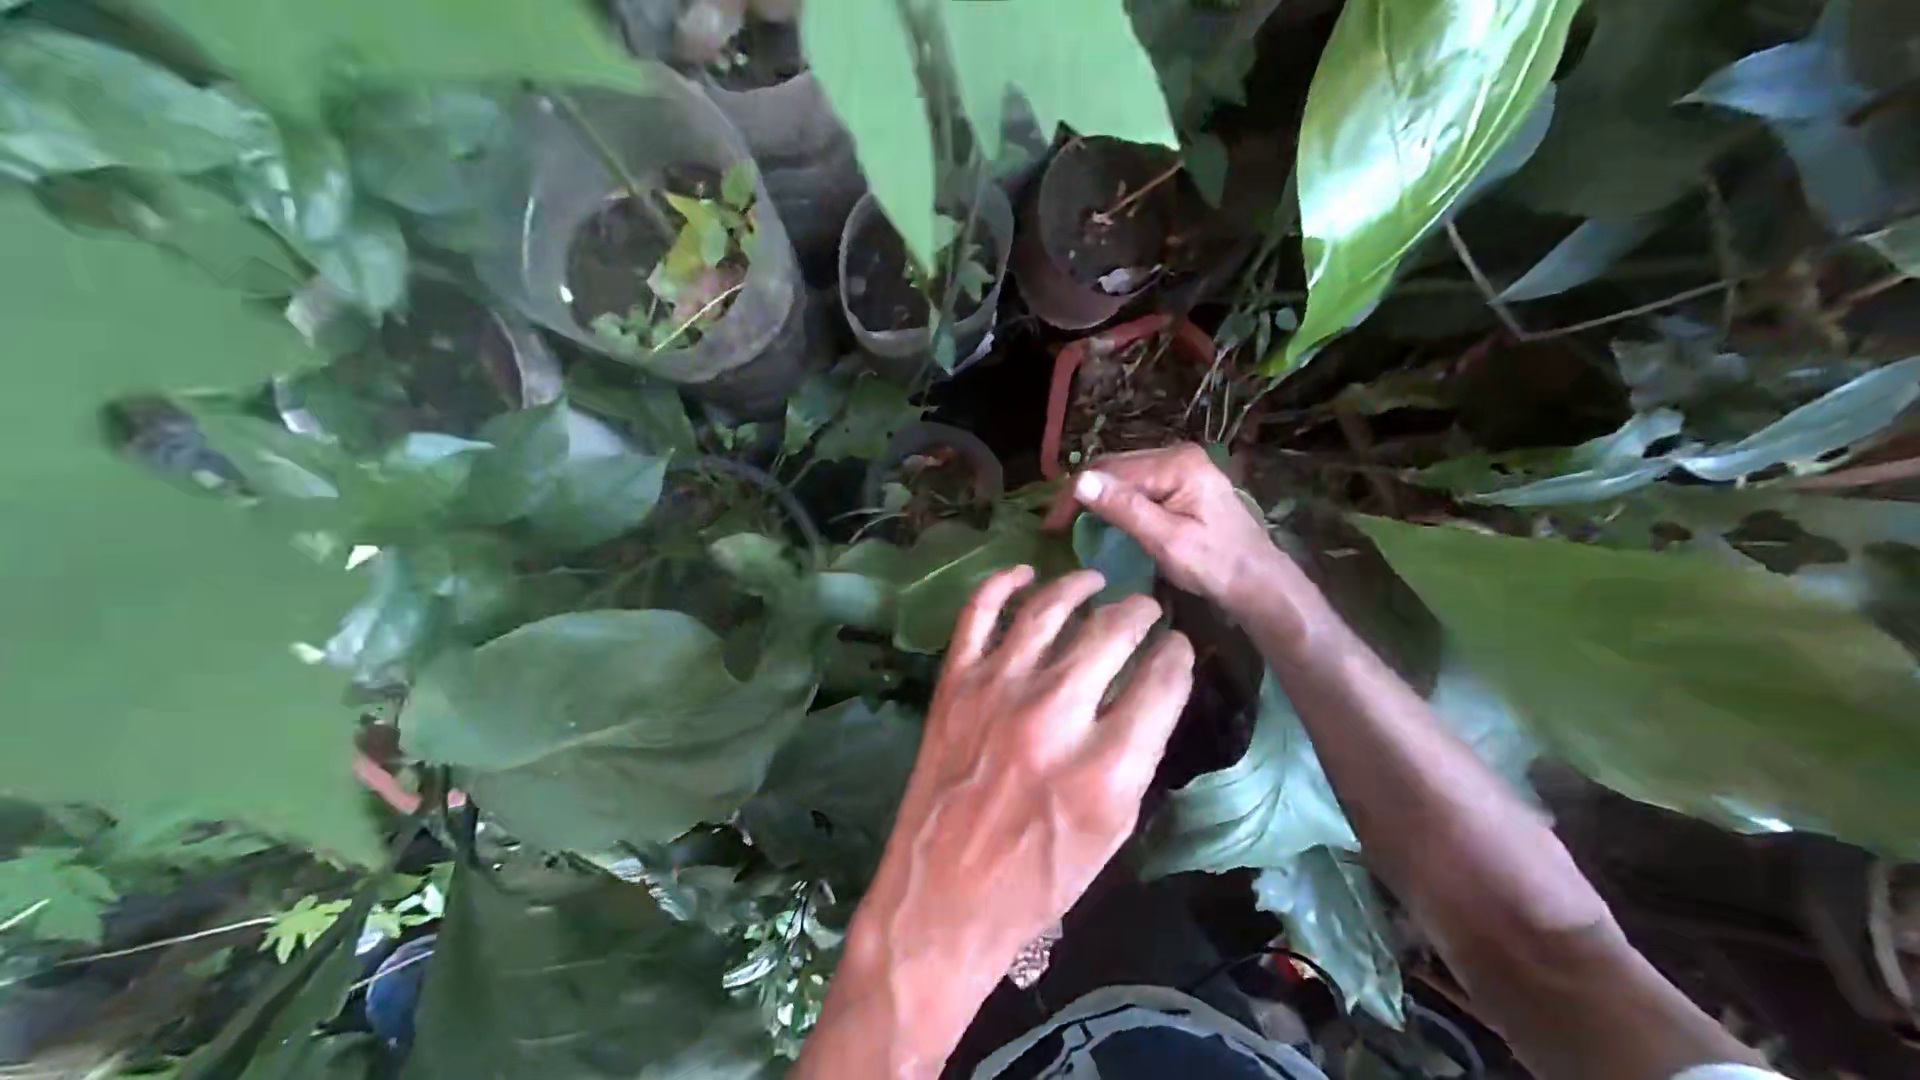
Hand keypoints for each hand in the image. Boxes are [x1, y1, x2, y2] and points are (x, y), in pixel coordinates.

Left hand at [814, 567, 1193, 1077]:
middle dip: (1140, 614)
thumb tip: (1155, 689)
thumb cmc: (1039, 878)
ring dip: (1080, 586)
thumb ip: (1139, 754)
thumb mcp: (1114, 831)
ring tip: (1096, 581)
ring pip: (1049, 609)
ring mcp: (996, 691)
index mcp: (1104, 767)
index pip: (1161, 681)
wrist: (945, 895)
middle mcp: (1052, 716)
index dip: (1179, 655)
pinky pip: (978, 613)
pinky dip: (1002, 584)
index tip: (1178, 646)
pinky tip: (1026, 574)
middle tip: (1145, 610)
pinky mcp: (954, 683)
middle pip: (1112, 633)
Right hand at [1044, 443, 1289, 614]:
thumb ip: (1125, 508)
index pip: (1110, 471)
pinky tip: (1102, 516)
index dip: (1075, 496)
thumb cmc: (1216, 566)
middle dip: (1082, 493)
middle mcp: (1178, 454)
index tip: (1051, 527)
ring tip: (1072, 522)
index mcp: (1177, 464)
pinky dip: (1114, 498)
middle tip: (1056, 526)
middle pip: (1114, 466)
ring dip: (1096, 495)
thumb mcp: (1167, 540)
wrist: (1259, 582)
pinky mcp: (1182, 480)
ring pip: (1122, 473)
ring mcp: (1181, 466)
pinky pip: (1137, 483)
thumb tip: (1080, 480)